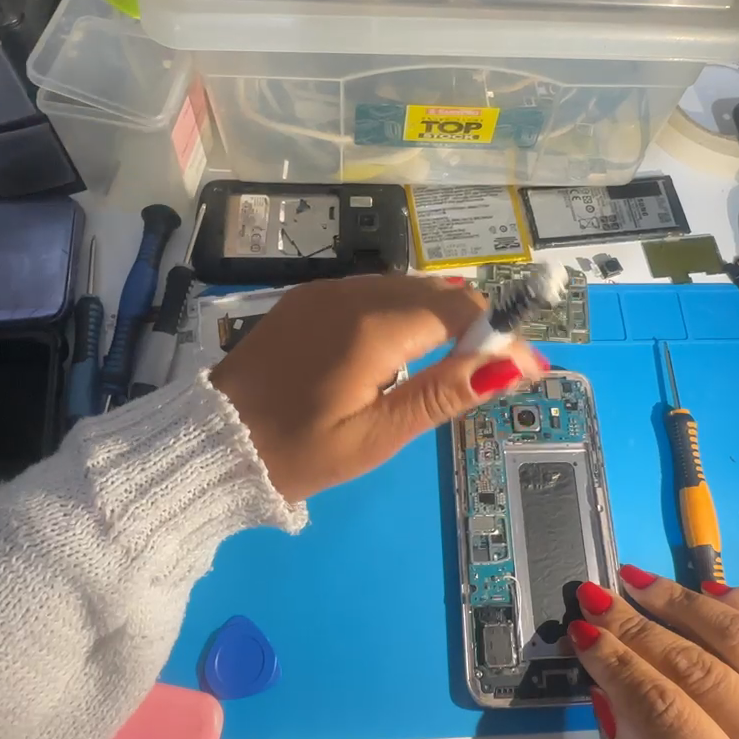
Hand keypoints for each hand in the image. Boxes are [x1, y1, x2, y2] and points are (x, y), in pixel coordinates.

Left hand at [208, 274, 546, 501]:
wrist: (212, 441)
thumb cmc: (297, 452)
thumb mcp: (376, 435)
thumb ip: (443, 394)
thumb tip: (510, 365)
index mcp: (373, 327)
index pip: (459, 309)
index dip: (500, 332)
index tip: (527, 365)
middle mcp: (352, 293)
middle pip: (435, 292)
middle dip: (473, 322)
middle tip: (493, 367)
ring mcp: (326, 290)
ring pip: (405, 286)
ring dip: (439, 314)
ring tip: (454, 359)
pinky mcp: (307, 296)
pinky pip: (372, 290)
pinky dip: (402, 310)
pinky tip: (404, 343)